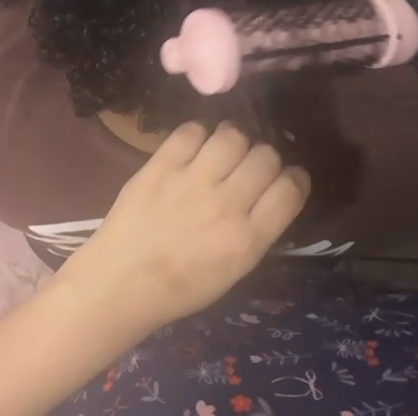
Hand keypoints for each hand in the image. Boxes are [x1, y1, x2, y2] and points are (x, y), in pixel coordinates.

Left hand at [55, 123, 309, 332]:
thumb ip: (256, 230)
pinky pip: (191, 131)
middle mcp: (225, 205)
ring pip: (232, 135)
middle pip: (265, 156)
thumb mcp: (234, 271)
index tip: (287, 177)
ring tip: (223, 149)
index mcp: (247, 240)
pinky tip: (194, 146)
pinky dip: (197, 133)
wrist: (122, 282)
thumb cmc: (181, 287)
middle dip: (264, 157)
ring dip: (234, 139)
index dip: (295, 178)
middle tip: (250, 165)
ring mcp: (191, 181)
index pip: (290, 190)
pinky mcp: (161, 165)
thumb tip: (269, 194)